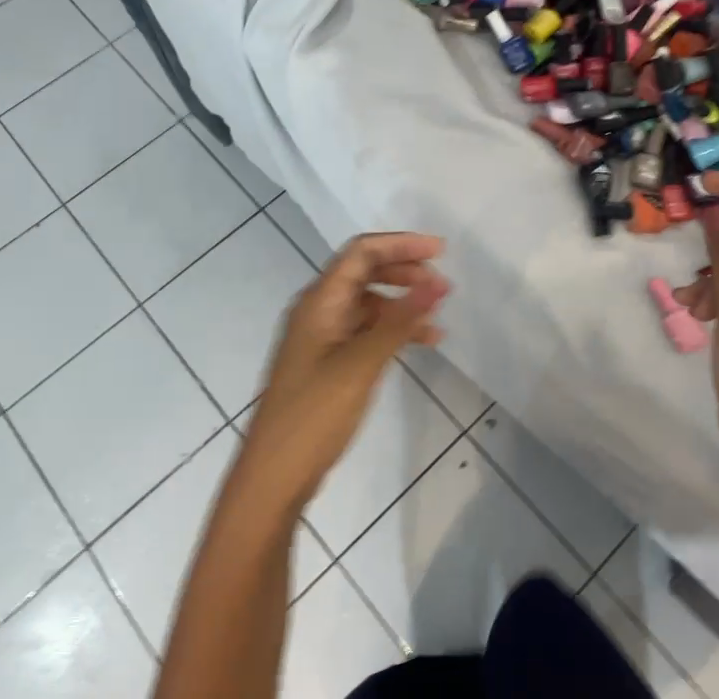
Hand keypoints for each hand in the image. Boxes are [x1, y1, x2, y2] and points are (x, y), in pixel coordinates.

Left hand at [236, 233, 449, 510]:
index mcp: (318, 302)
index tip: (441, 250)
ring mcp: (320, 337)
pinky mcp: (327, 362)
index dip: (401, 245)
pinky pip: (364, 332)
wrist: (274, 473)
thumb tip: (435, 284)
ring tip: (438, 320)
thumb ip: (399, 322)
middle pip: (363, 272)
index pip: (361, 253)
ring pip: (366, 304)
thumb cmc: (314, 415)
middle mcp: (317, 310)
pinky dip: (391, 332)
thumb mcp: (361, 365)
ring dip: (401, 304)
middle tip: (444, 287)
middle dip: (404, 272)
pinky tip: (419, 344)